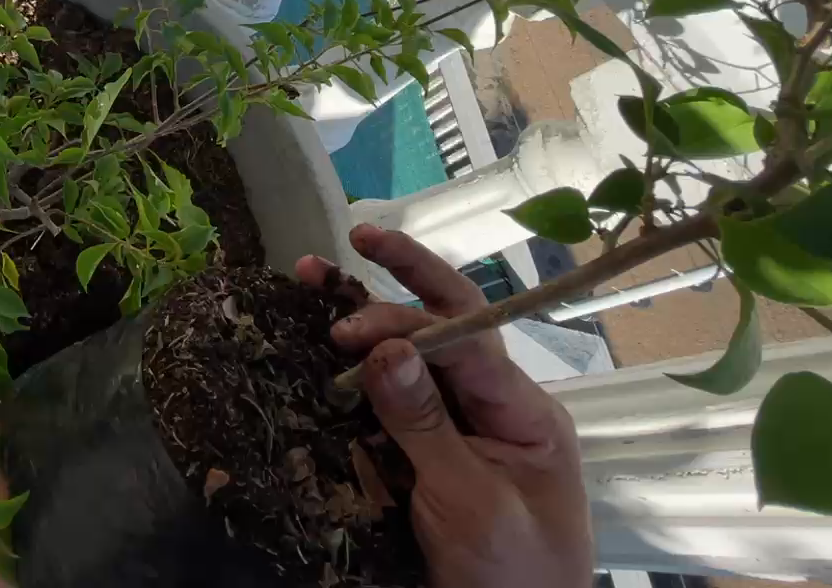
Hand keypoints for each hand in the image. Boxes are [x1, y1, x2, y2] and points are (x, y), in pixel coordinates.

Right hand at [297, 224, 593, 587]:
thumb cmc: (508, 578)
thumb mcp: (472, 505)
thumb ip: (426, 425)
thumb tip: (383, 350)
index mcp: (523, 410)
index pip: (466, 337)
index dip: (406, 318)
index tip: (348, 333)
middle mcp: (488, 397)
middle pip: (439, 322)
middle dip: (390, 289)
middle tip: (329, 282)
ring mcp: (452, 412)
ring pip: (406, 342)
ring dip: (359, 305)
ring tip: (308, 273)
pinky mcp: (417, 431)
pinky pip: (382, 380)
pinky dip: (347, 353)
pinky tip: (313, 327)